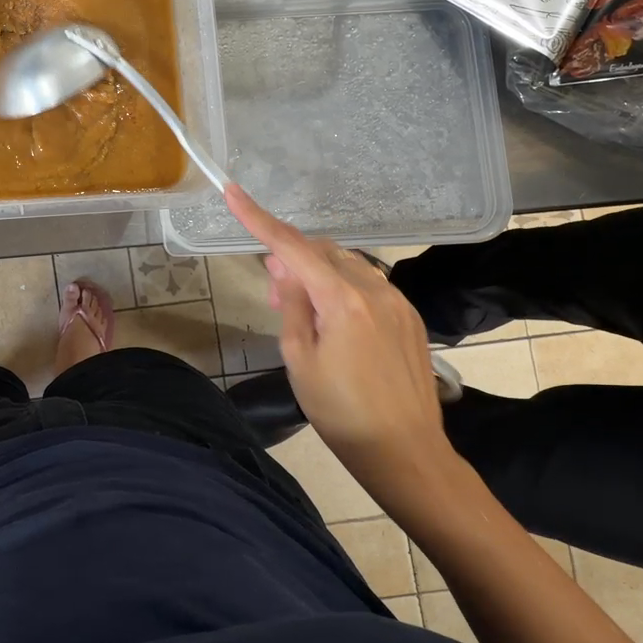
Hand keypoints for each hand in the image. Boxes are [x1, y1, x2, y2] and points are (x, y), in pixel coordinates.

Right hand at [224, 185, 447, 472]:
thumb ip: (292, 303)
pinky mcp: (409, 319)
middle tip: (273, 295)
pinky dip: (341, 286)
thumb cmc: (339, 409)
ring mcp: (397, 303)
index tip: (233, 192)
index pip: (292, 246)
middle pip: (321, 251)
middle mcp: (375, 290)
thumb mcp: (298, 357)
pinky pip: (368, 284)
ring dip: (316, 273)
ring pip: (346, 264)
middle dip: (290, 258)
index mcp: (343, 299)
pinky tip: (332, 319)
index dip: (258, 219)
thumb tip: (284, 266)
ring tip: (301, 311)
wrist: (404, 450)